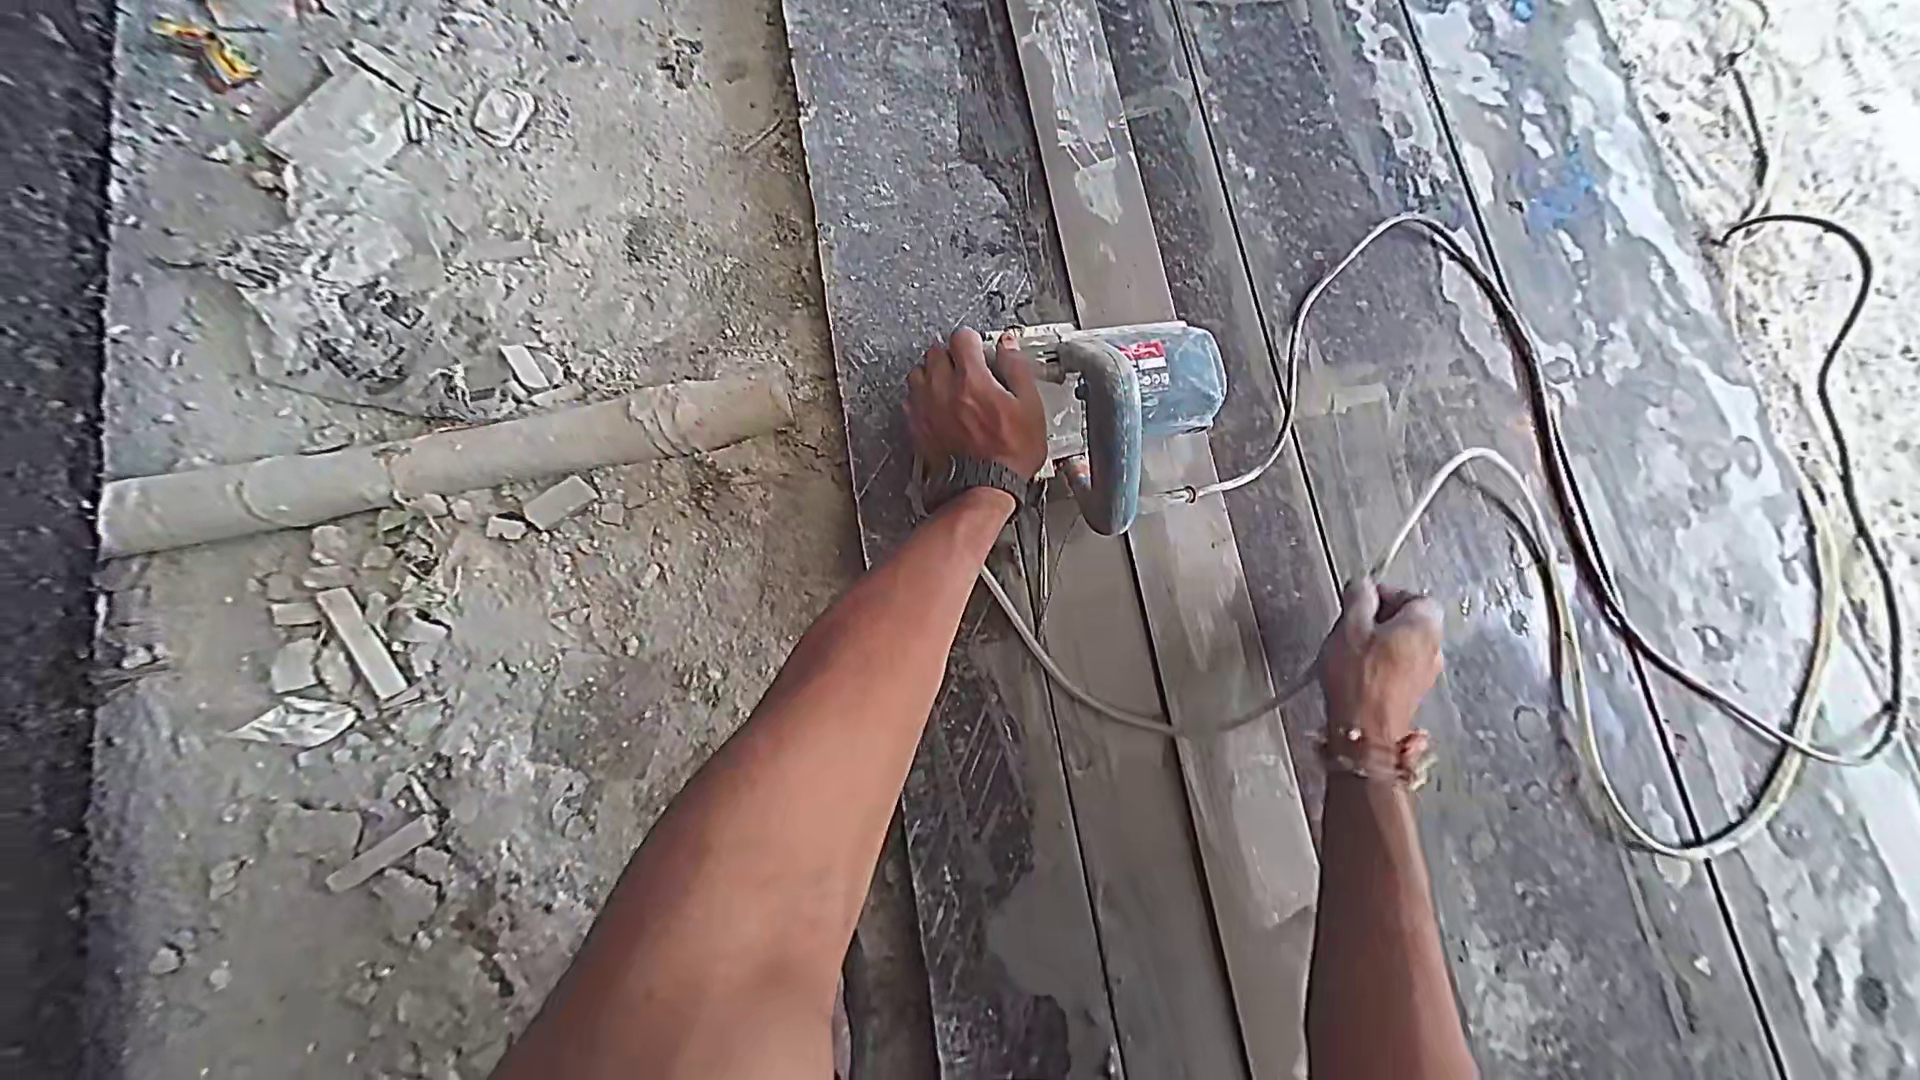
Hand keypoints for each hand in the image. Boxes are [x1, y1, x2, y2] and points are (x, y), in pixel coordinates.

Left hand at [905, 328, 1047, 480]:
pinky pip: (910, 399)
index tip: (979, 349)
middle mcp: (943, 391)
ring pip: (918, 373)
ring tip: (949, 386)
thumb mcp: (1030, 408)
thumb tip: (1009, 346)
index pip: (961, 338)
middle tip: (966, 369)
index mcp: (972, 381)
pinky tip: (937, 406)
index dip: (973, 341)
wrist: (983, 489)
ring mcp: (926, 409)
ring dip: (932, 374)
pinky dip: (922, 397)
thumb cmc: (1008, 456)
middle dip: (951, 355)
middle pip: (935, 352)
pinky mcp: (917, 427)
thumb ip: (1018, 370)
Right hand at [1317, 576, 1443, 744]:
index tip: (1363, 600)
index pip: (1417, 596)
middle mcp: (1433, 648)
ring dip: (1381, 639)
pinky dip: (1383, 659)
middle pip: (1413, 619)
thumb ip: (1358, 599)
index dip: (1388, 594)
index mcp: (1423, 627)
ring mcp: (1427, 671)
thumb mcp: (1349, 627)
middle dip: (1382, 617)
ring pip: (1406, 641)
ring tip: (1352, 647)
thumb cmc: (1357, 677)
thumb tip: (1363, 585)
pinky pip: (1402, 662)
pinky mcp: (1415, 689)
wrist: (1364, 728)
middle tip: (1353, 623)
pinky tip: (1360, 667)